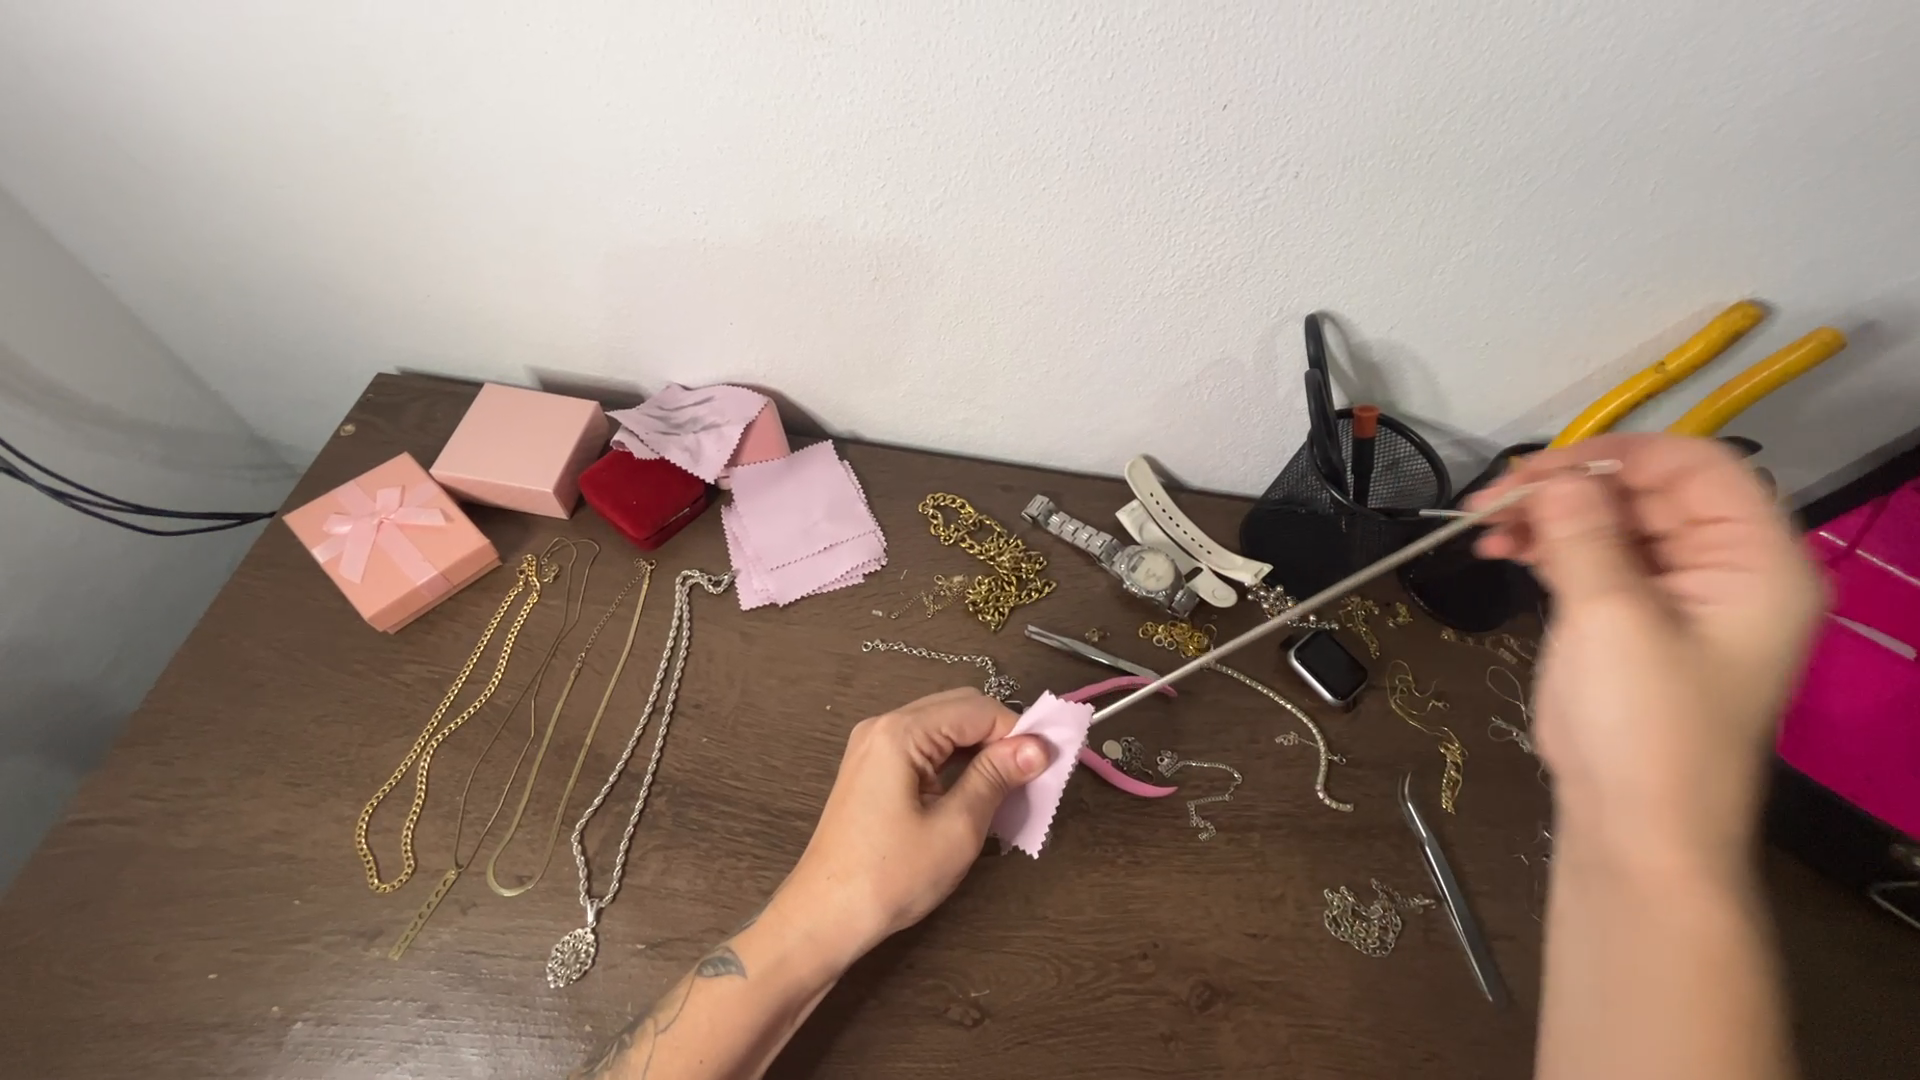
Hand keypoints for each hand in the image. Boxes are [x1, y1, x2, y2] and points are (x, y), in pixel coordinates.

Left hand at [767, 688, 1050, 967]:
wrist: (823, 918)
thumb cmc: (890, 877)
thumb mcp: (957, 827)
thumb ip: (997, 777)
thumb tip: (1038, 746)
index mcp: (901, 732)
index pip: (977, 709)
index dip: (1017, 731)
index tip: (1047, 763)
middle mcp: (883, 725)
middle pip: (958, 708)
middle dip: (999, 734)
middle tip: (1030, 774)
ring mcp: (872, 744)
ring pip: (942, 725)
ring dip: (978, 747)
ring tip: (1008, 784)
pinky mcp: (870, 766)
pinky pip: (923, 745)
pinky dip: (953, 759)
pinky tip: (973, 788)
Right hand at [1469, 434, 1822, 869]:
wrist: (1633, 819)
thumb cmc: (1642, 723)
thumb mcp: (1612, 621)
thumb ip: (1584, 538)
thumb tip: (1551, 479)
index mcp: (1753, 561)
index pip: (1694, 468)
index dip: (1615, 456)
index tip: (1535, 471)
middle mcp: (1718, 567)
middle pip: (1643, 493)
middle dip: (1564, 489)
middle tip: (1490, 501)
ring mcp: (1668, 593)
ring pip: (1604, 524)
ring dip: (1543, 518)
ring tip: (1483, 530)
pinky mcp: (1622, 616)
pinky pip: (1585, 558)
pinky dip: (1541, 548)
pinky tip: (1499, 551)